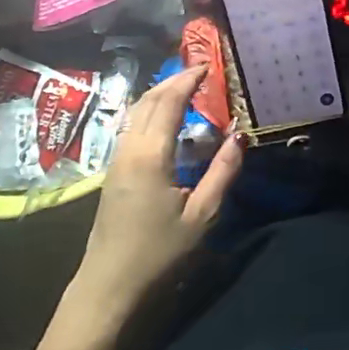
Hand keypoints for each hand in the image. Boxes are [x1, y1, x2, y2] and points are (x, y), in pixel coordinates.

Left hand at [69, 66, 242, 322]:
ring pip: (135, 112)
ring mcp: (116, 159)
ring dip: (158, 95)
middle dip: (172, 81)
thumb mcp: (201, 216)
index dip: (187, 80)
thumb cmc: (159, 253)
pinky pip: (131, 127)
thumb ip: (222, 173)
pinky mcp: (112, 171)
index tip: (208, 66)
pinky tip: (165, 121)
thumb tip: (238, 136)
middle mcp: (128, 149)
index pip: (168, 103)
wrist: (110, 283)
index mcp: (150, 155)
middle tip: (199, 72)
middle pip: (147, 101)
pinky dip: (149, 112)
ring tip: (185, 90)